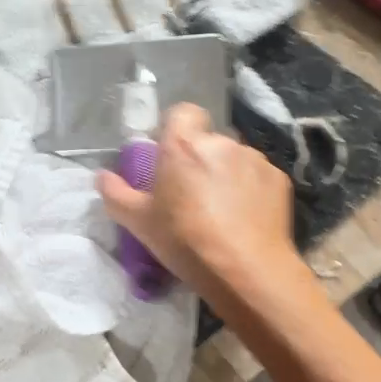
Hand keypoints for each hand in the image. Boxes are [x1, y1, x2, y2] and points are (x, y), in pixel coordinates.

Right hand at [97, 104, 307, 302]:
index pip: (183, 113)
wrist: (244, 269)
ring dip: (226, 175)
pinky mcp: (279, 179)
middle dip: (200, 159)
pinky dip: (250, 191)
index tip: (169, 157)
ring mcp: (254, 159)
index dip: (176, 130)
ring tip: (220, 211)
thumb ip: (115, 195)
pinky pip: (257, 177)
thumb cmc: (184, 240)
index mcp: (183, 145)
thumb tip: (101, 177)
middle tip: (190, 194)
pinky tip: (243, 219)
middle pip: (208, 140)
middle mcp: (221, 143)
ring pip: (234, 159)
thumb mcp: (139, 222)